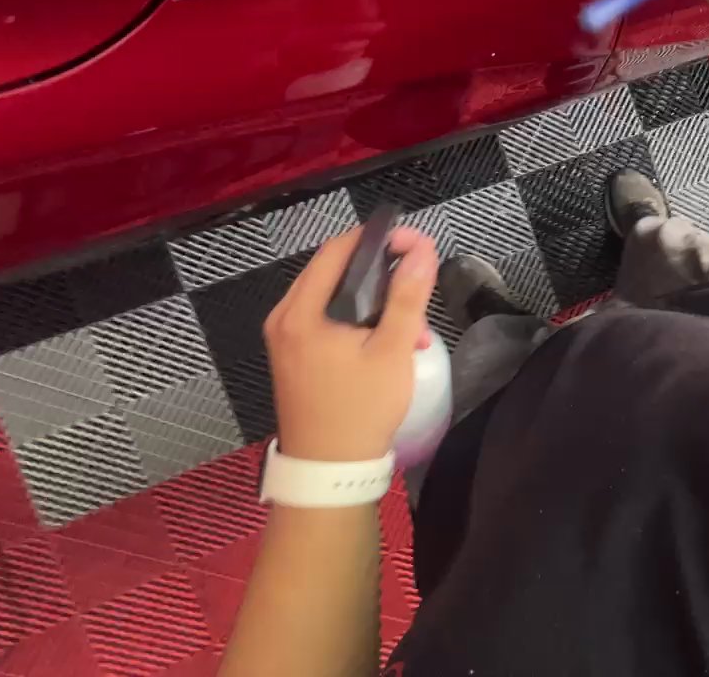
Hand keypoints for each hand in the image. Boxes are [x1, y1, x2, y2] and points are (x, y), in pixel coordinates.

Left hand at [264, 226, 436, 461]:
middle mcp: (285, 318)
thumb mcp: (392, 349)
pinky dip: (360, 318)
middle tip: (419, 281)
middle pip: (336, 269)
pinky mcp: (295, 354)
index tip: (417, 245)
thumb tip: (423, 249)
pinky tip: (389, 339)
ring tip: (412, 323)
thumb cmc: (360, 407)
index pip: (338, 249)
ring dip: (376, 298)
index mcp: (300, 312)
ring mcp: (286, 337)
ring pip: (336, 295)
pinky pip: (329, 317)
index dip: (380, 238)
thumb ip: (408, 295)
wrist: (330, 470)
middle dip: (383, 271)